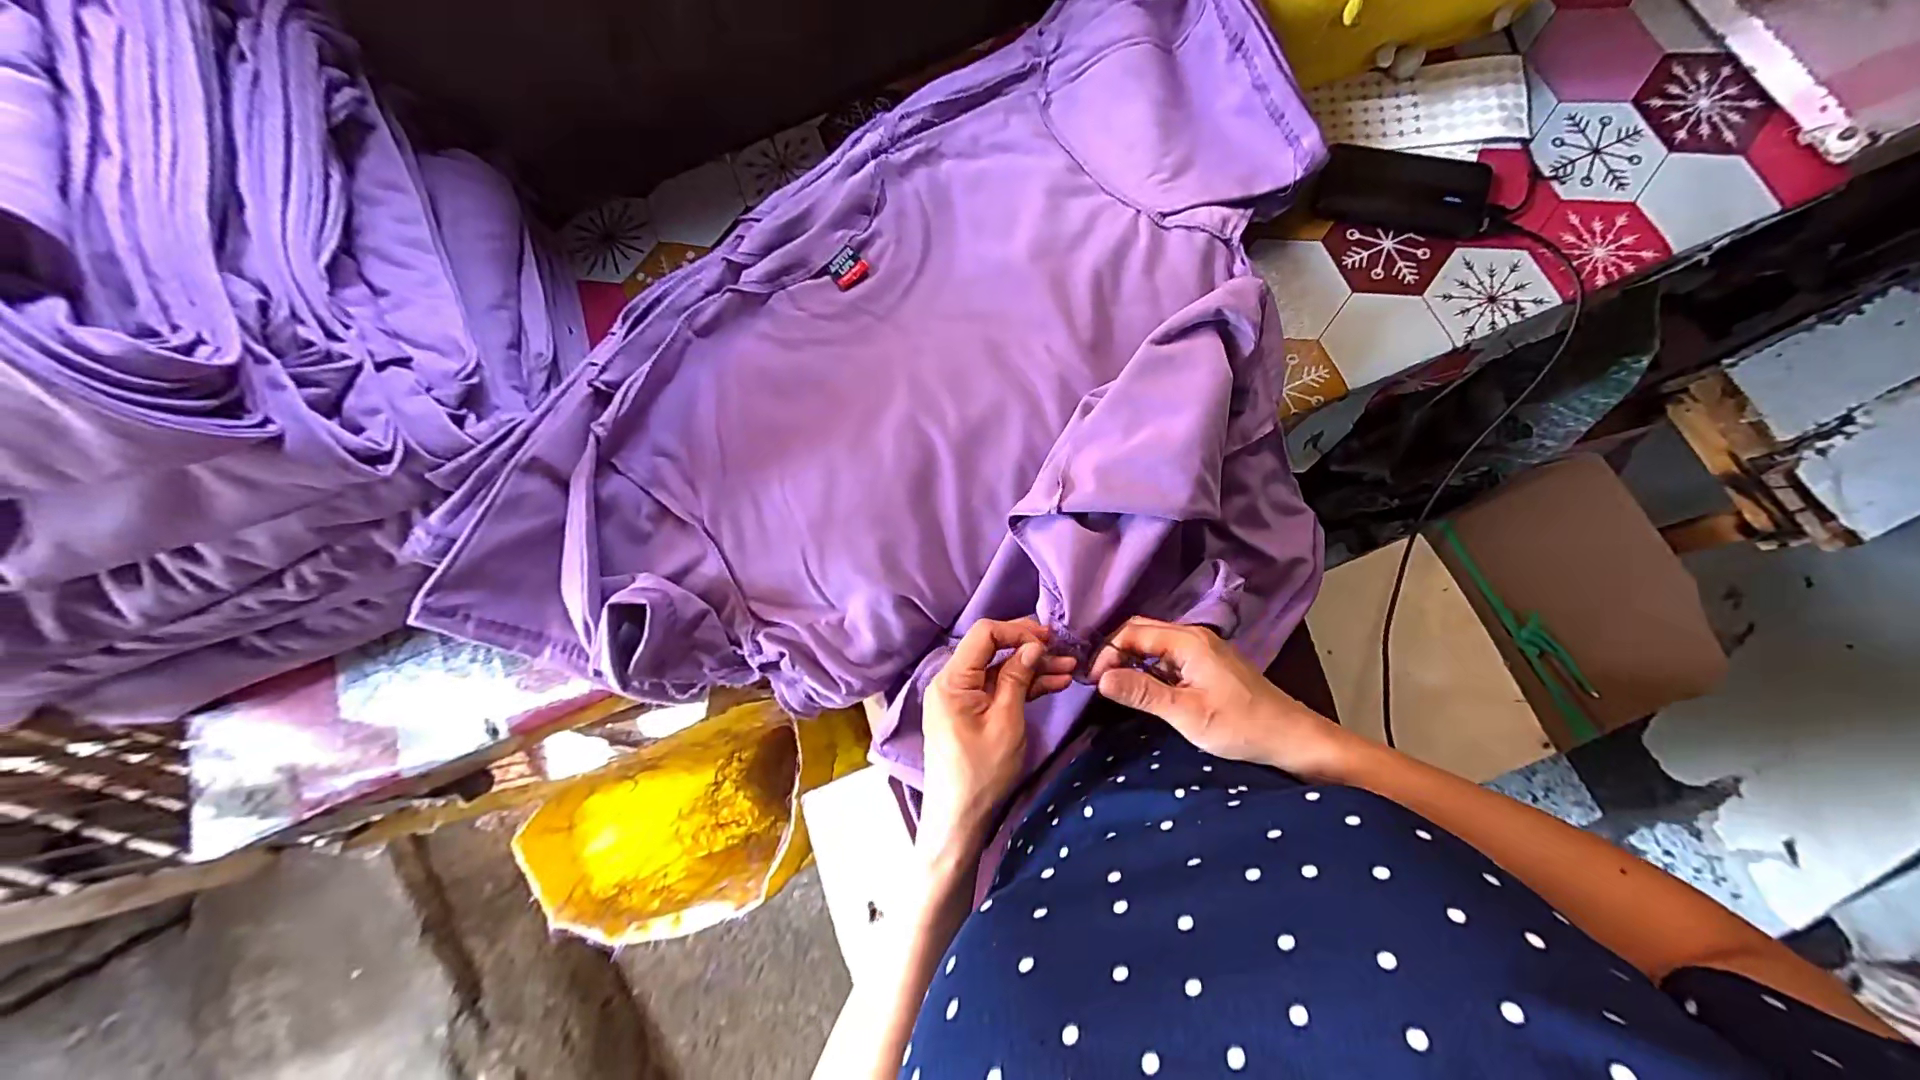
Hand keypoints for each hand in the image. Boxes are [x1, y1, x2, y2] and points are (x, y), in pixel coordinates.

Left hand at [919, 618, 1077, 854]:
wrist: (960, 818)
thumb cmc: (982, 772)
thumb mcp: (1006, 721)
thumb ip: (1018, 678)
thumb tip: (1034, 645)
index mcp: (951, 680)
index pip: (983, 634)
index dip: (1017, 630)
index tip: (1048, 639)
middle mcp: (951, 681)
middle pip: (992, 649)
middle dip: (1029, 647)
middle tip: (1064, 650)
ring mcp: (961, 696)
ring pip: (1000, 669)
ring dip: (1032, 667)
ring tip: (1069, 667)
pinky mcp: (971, 710)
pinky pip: (998, 688)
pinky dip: (1023, 685)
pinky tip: (1054, 682)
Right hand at [1089, 617, 1366, 781]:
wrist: (1293, 739)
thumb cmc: (1242, 727)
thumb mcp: (1187, 714)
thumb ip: (1142, 693)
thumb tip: (1100, 678)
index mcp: (1188, 641)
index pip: (1132, 632)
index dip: (1107, 653)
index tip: (1093, 682)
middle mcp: (1194, 637)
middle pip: (1141, 632)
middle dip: (1116, 653)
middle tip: (1099, 682)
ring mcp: (1202, 650)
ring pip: (1154, 645)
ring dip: (1131, 661)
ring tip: (1115, 687)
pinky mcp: (1207, 665)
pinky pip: (1167, 657)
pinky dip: (1149, 669)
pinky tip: (1143, 690)